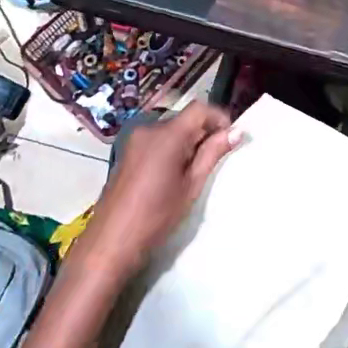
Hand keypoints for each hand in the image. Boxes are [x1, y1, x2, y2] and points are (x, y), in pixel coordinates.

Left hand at [73, 101, 239, 278]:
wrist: (112, 238)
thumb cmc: (157, 215)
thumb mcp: (191, 185)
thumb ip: (212, 154)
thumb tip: (236, 132)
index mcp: (167, 135)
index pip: (199, 109)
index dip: (218, 118)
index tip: (231, 138)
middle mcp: (148, 129)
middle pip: (183, 118)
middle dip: (203, 132)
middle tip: (216, 158)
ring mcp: (134, 139)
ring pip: (170, 130)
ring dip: (187, 141)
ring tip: (195, 171)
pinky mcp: (127, 151)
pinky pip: (156, 140)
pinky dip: (170, 148)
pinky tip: (174, 174)